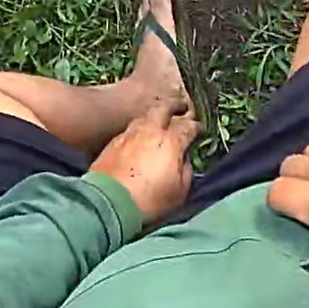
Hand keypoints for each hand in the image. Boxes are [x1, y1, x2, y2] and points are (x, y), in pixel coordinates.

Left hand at [90, 104, 198, 223]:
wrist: (109, 201)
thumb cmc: (150, 201)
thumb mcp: (179, 192)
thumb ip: (185, 170)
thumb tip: (183, 159)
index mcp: (170, 142)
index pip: (188, 127)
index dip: (196, 127)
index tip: (200, 130)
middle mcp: (149, 131)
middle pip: (163, 108)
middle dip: (175, 106)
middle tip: (182, 107)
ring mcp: (128, 134)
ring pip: (144, 116)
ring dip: (154, 116)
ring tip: (159, 122)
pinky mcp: (112, 142)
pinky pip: (130, 129)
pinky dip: (139, 129)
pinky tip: (140, 137)